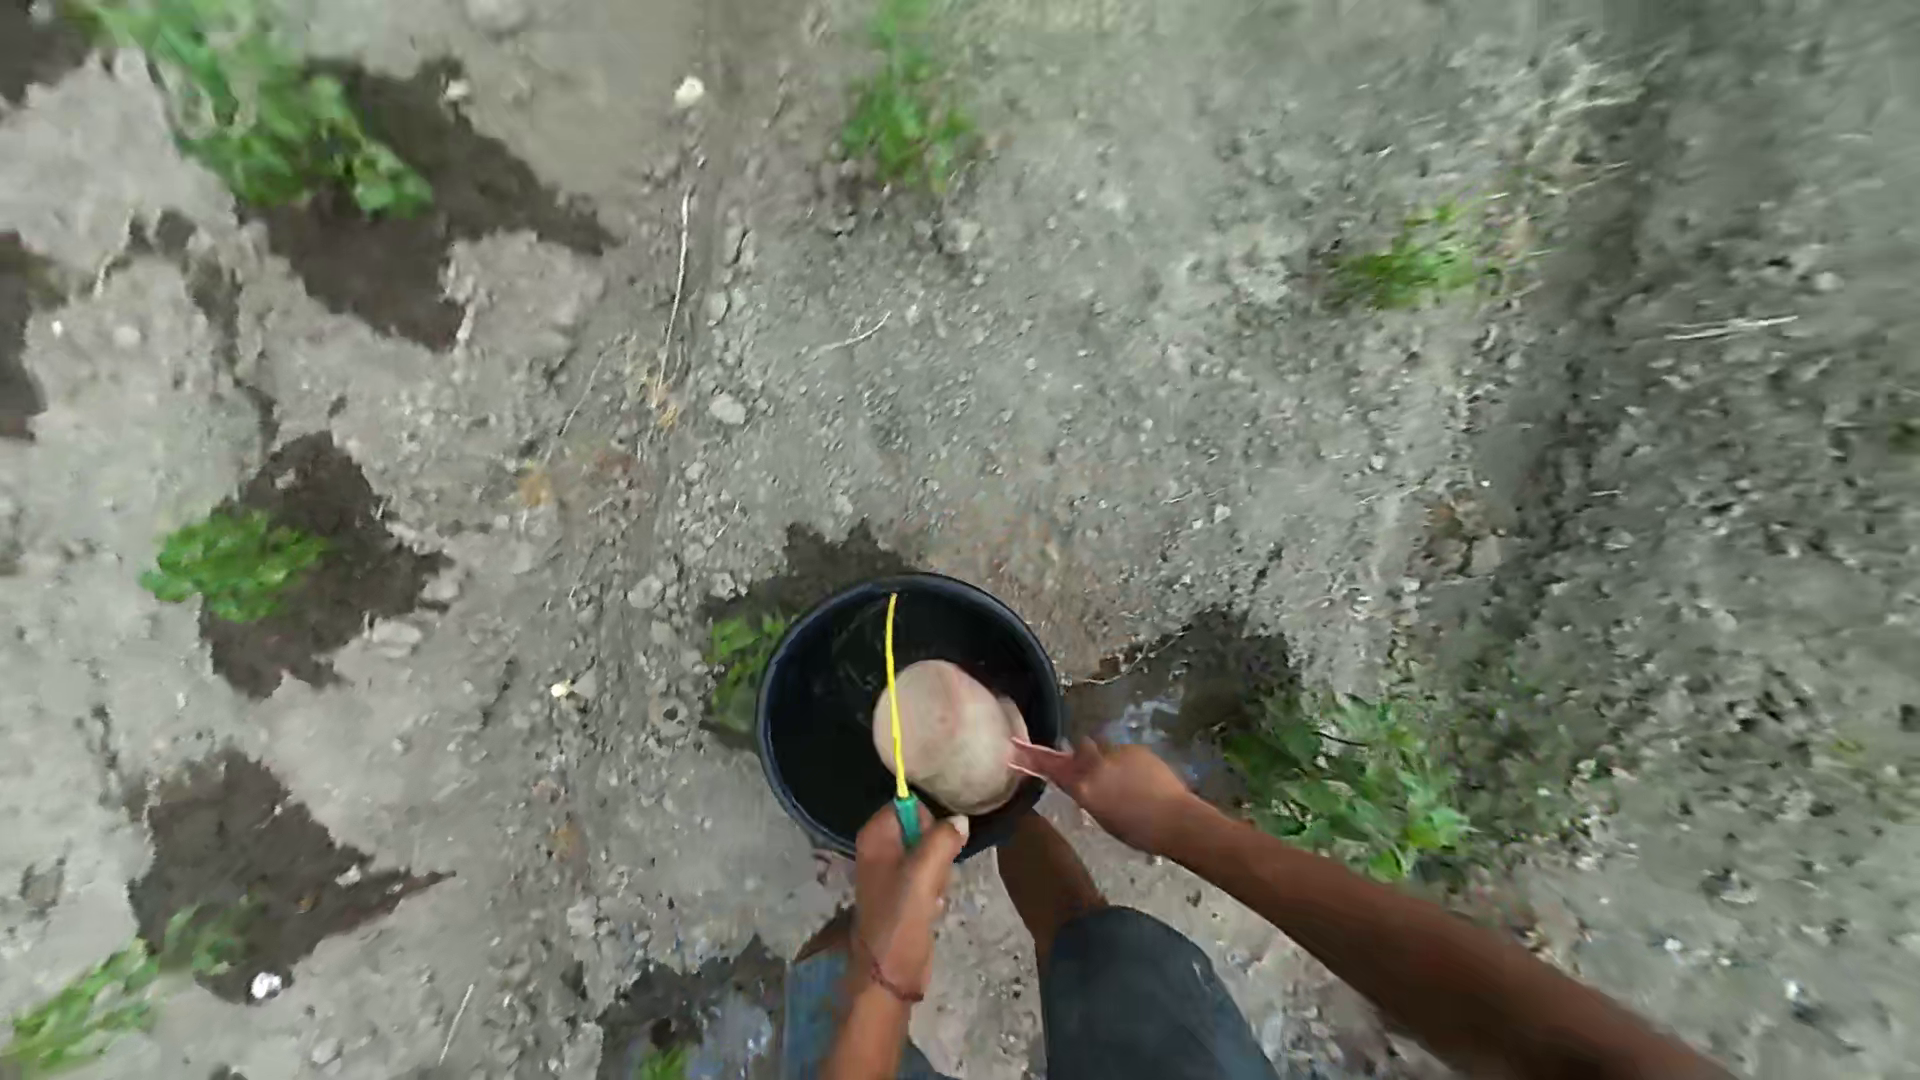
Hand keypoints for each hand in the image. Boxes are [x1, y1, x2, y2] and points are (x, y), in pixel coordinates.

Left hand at [850, 803, 968, 1000]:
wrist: (889, 977)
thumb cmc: (900, 919)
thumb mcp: (923, 874)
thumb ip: (942, 839)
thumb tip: (960, 819)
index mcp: (875, 835)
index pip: (908, 804)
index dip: (927, 819)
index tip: (939, 840)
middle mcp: (879, 847)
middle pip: (921, 827)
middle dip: (936, 849)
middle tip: (935, 873)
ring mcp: (891, 870)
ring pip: (929, 851)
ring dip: (939, 871)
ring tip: (934, 892)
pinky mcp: (903, 891)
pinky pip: (929, 873)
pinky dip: (935, 886)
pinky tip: (933, 905)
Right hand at [1023, 740, 1202, 855]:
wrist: (1176, 819)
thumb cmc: (1137, 831)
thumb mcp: (1101, 816)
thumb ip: (1086, 793)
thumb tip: (1081, 782)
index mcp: (1083, 786)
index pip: (1050, 766)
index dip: (1032, 757)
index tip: (1015, 746)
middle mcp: (1094, 763)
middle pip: (1080, 748)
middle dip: (1084, 755)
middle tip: (1097, 773)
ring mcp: (1116, 752)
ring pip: (1104, 749)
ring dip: (1108, 760)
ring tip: (1126, 781)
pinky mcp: (1135, 748)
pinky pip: (1124, 752)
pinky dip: (1128, 763)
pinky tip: (1142, 780)